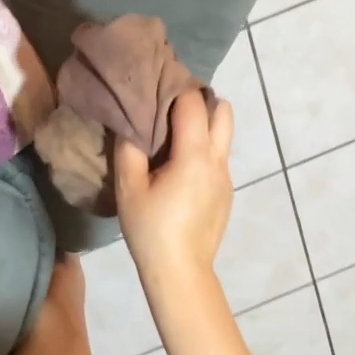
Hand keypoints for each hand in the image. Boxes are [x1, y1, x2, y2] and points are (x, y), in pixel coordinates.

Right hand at [114, 90, 233, 279]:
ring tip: (173, 133)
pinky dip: (204, 148)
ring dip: (204, 124)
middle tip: (170, 105)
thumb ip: (129, 149)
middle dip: (199, 100)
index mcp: (195, 154)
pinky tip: (179, 166)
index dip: (176, 87)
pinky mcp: (226, 192)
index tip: (155, 83)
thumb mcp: (129, 189)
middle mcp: (217, 160)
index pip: (193, 102)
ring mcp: (226, 177)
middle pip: (223, 110)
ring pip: (223, 134)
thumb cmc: (151, 230)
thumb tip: (128, 121)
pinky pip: (218, 157)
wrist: (181, 271)